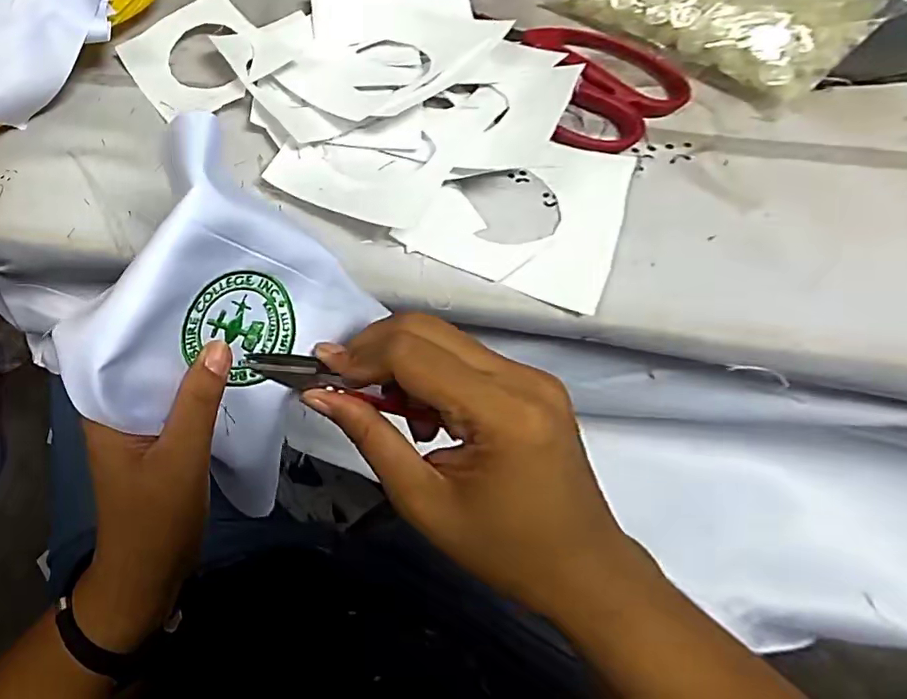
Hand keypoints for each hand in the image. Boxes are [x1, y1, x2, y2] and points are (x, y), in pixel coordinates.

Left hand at [72, 340, 230, 652]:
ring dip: (181, 370)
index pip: (115, 353)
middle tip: (206, 309)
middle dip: (169, 344)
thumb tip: (217, 343)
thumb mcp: (180, 457)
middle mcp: (109, 414)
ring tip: (215, 335)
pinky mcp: (149, 446)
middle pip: (138, 369)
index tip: (175, 300)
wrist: (149, 583)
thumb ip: (197, 402)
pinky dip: (187, 397)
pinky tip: (214, 380)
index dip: (143, 327)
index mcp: (100, 410)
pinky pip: (167, 410)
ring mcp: (130, 431)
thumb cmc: (154, 520)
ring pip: (156, 389)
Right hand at [302, 314, 654, 619]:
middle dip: (371, 348)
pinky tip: (419, 410)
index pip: (411, 353)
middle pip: (422, 329)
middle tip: (344, 385)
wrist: (588, 576)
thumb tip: (319, 393)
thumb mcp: (421, 499)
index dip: (359, 357)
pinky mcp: (528, 380)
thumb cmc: (506, 548)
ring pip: (437, 335)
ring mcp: (530, 377)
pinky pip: (457, 351)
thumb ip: (367, 435)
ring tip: (386, 406)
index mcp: (504, 414)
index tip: (323, 375)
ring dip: (395, 358)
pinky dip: (421, 367)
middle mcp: (523, 381)